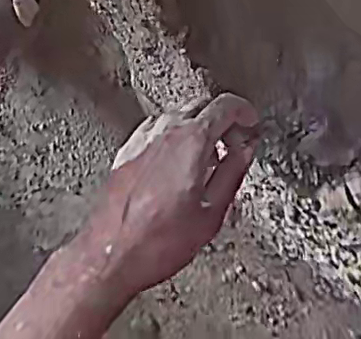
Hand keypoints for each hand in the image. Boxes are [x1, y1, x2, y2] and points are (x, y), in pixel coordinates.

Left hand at [70, 94, 258, 296]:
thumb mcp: (211, 214)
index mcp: (192, 140)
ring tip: (207, 161)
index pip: (226, 105)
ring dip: (199, 129)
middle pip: (204, 105)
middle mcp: (167, 129)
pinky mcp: (128, 148)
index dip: (245, 111)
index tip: (251, 124)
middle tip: (234, 145)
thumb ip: (233, 173)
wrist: (110, 256)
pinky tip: (177, 165)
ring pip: (180, 116)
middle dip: (224, 121)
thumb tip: (245, 151)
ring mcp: (145, 137)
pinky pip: (158, 129)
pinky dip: (175, 137)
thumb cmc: (157, 242)